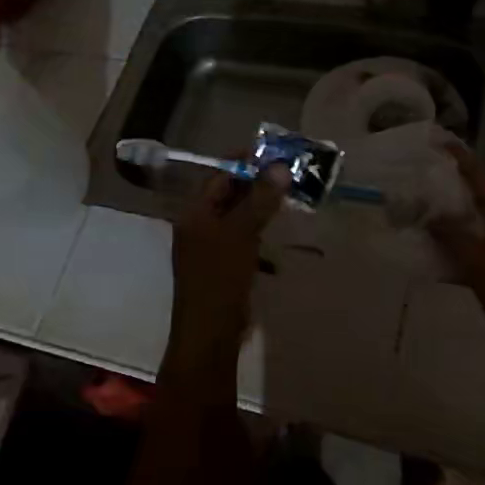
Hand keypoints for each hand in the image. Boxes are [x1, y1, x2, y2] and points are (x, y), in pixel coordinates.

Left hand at [170, 168, 288, 334]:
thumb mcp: (241, 233)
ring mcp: (209, 250)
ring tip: (290, 202)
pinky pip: (242, 244)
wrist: (210, 332)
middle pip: (228, 197)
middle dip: (257, 186)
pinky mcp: (223, 270)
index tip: (274, 153)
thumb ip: (259, 199)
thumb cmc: (220, 277)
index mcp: (194, 214)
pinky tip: (278, 244)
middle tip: (290, 176)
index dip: (243, 162)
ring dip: (261, 212)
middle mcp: (198, 227)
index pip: (218, 177)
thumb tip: (280, 166)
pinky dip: (259, 239)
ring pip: (237, 221)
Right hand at [427, 144, 484, 338]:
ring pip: (477, 215)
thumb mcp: (478, 264)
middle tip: (425, 172)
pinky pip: (477, 237)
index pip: (481, 177)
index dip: (461, 158)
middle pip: (480, 191)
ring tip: (425, 203)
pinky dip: (458, 234)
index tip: (440, 141)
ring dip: (454, 207)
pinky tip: (438, 245)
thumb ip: (453, 237)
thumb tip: (430, 215)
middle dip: (454, 179)